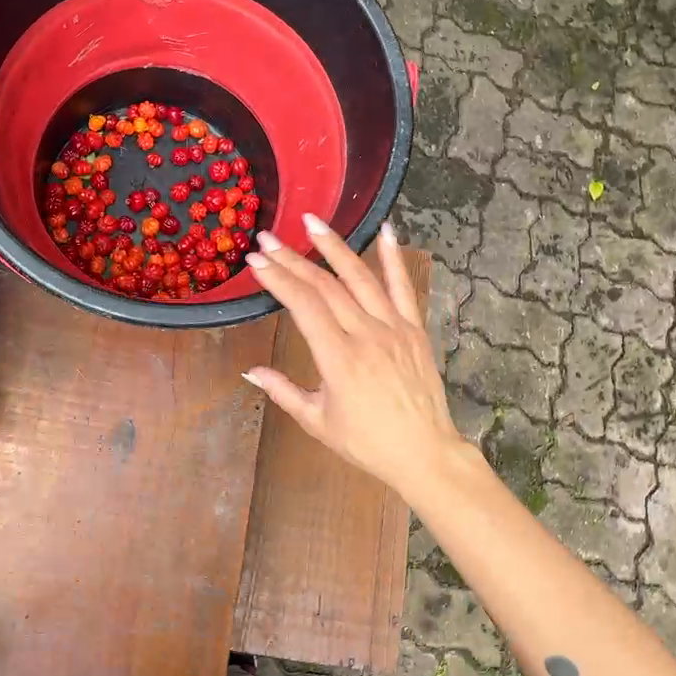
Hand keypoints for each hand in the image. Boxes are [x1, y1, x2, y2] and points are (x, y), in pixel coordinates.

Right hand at [242, 216, 466, 497]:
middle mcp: (366, 335)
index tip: (256, 261)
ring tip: (312, 221)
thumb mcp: (317, 422)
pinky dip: (394, 258)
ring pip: (360, 278)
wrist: (425, 454)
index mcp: (339, 358)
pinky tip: (386, 230)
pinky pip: (404, 288)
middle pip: (325, 286)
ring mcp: (394, 328)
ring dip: (334, 247)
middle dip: (292, 259)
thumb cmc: (367, 443)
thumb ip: (283, 391)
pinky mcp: (415, 329)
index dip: (278, 280)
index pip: (303, 306)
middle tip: (267, 238)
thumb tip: (250, 371)